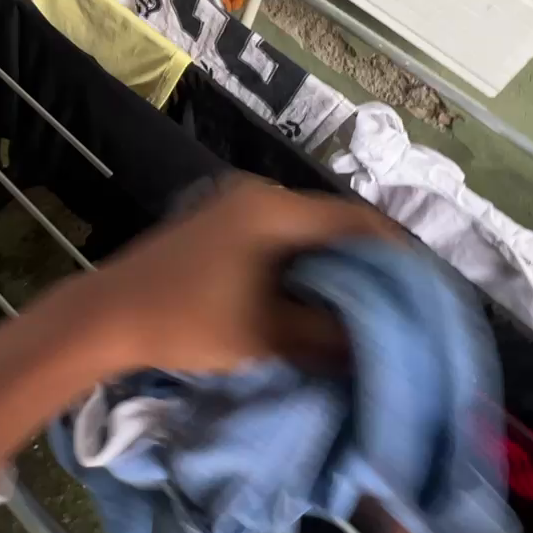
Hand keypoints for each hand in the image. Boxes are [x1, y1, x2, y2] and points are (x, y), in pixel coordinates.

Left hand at [0, 177, 398, 482]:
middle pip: (330, 220)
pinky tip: (314, 293)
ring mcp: (234, 205)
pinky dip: (302, 261)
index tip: (422, 282)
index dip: (394, 248)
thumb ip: (327, 333)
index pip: (353, 218)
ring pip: (304, 229)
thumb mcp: (265, 333)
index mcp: (271, 209)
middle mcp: (256, 194)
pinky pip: (278, 235)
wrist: (109, 314)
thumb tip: (375, 338)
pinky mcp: (219, 223)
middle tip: (397, 298)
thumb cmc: (187, 319)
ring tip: (363, 301)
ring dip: (333, 261)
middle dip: (365, 258)